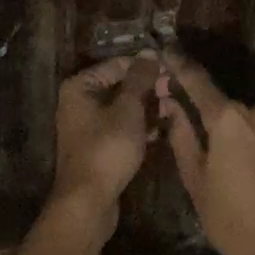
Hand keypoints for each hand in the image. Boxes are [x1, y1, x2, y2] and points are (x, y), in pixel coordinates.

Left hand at [51, 54, 161, 225]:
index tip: (173, 70)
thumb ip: (139, 79)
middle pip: (119, 85)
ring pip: (122, 108)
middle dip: (148, 89)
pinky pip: (120, 126)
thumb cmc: (107, 148)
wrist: (88, 201)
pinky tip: (162, 130)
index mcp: (80, 85)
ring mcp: (86, 125)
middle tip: (175, 92)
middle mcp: (79, 101)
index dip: (145, 67)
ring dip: (146, 108)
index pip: (117, 64)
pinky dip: (138, 126)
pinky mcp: (97, 145)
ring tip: (174, 110)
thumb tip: (149, 53)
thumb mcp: (128, 109)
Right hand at [160, 58, 254, 254]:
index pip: (199, 82)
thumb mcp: (197, 183)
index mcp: (228, 118)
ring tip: (247, 174)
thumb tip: (170, 104)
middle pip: (232, 109)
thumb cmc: (233, 222)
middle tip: (216, 155)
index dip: (181, 65)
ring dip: (250, 137)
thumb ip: (182, 137)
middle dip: (222, 123)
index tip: (168, 51)